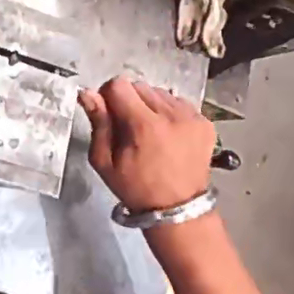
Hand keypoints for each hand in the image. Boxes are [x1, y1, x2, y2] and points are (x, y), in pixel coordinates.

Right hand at [79, 77, 216, 211]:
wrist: (179, 209)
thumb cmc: (135, 188)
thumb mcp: (105, 162)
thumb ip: (98, 124)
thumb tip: (87, 93)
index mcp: (144, 125)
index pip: (119, 84)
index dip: (108, 96)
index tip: (108, 114)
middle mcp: (172, 114)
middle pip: (140, 85)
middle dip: (129, 100)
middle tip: (128, 126)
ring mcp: (192, 117)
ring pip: (160, 92)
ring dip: (149, 105)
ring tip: (149, 131)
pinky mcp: (205, 122)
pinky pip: (179, 103)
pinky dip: (169, 112)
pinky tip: (167, 134)